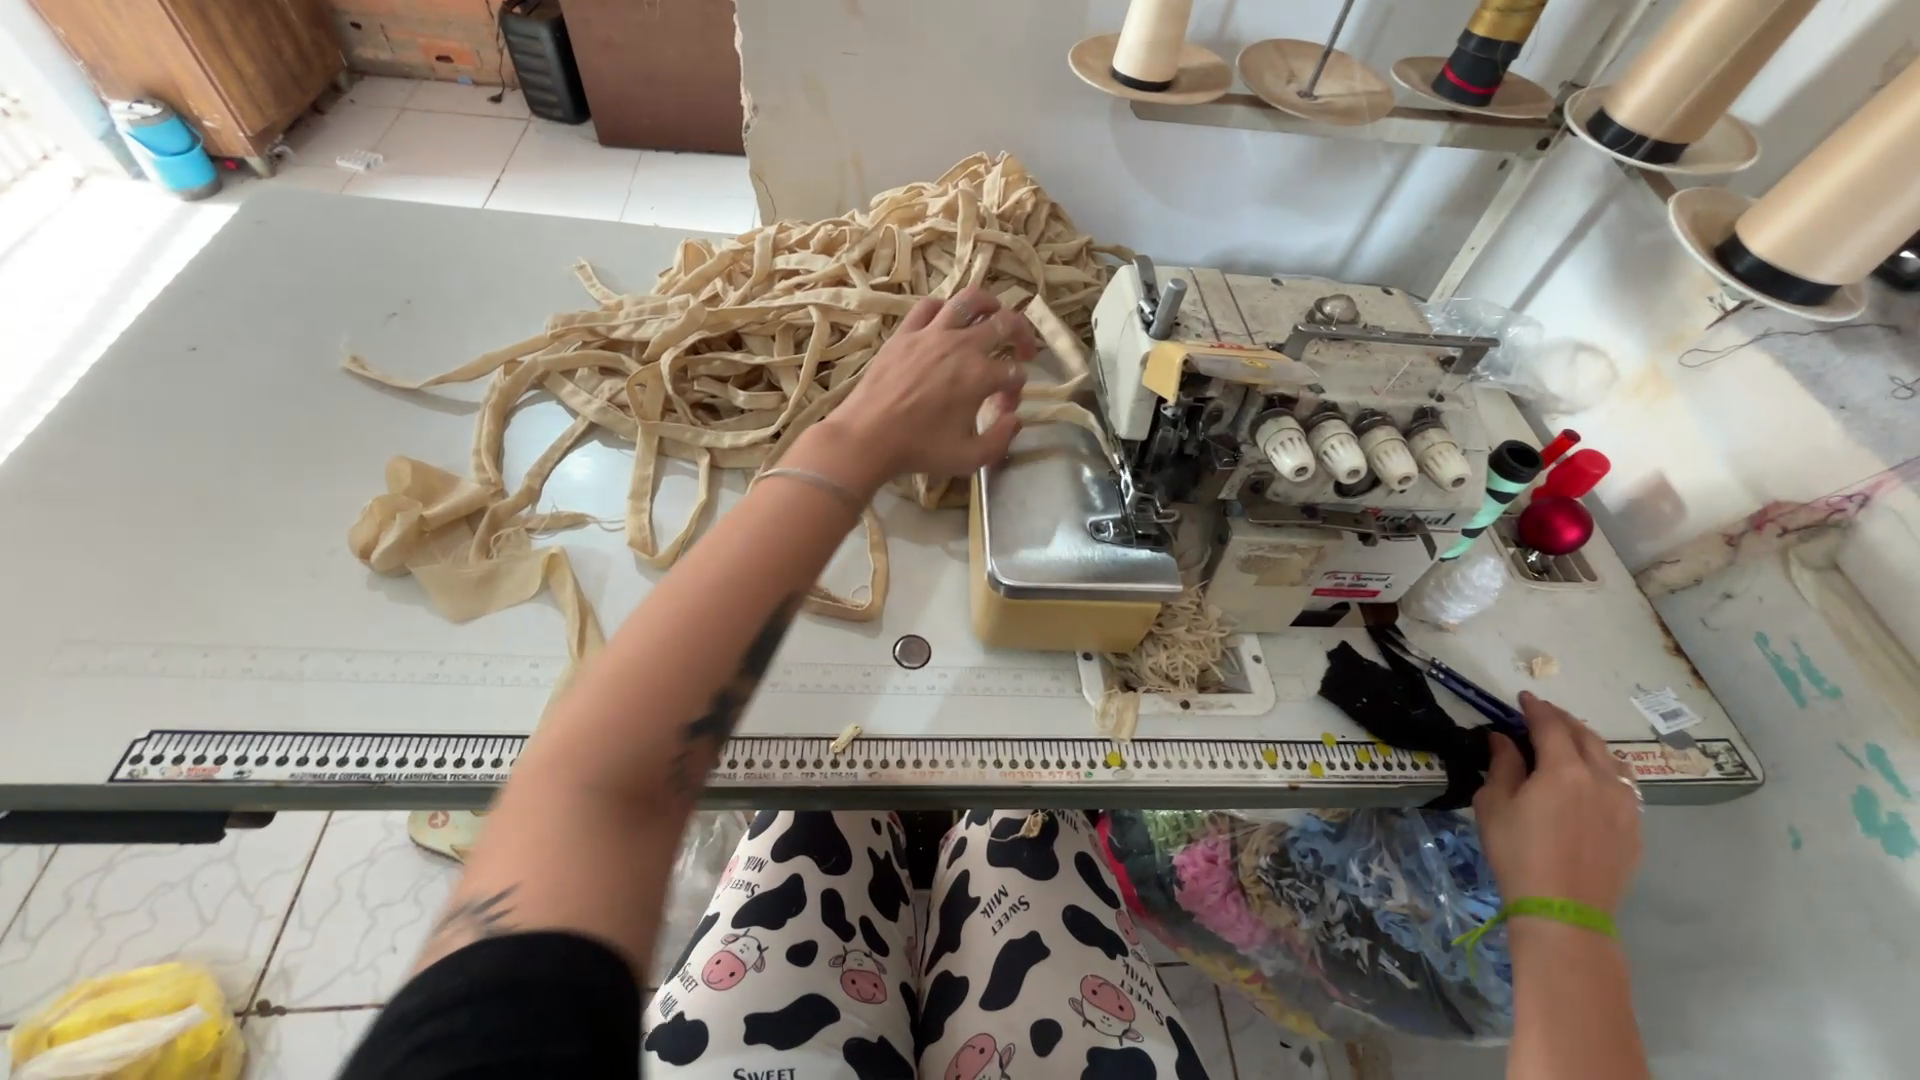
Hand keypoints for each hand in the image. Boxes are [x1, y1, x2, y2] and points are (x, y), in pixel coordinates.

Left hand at [805, 286, 1033, 492]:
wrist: (867, 437)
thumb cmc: (919, 450)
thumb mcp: (969, 459)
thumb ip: (1001, 440)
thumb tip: (1016, 418)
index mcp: (981, 376)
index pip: (1015, 372)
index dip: (1017, 389)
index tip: (1005, 406)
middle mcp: (962, 346)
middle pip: (1005, 323)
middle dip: (1022, 335)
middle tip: (1022, 349)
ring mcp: (931, 334)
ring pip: (970, 300)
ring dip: (990, 304)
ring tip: (994, 314)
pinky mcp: (905, 332)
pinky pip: (930, 306)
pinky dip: (945, 308)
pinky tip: (947, 320)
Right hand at [1475, 692, 1642, 914]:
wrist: (1564, 909)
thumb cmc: (1517, 852)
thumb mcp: (1494, 804)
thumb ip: (1502, 765)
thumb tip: (1503, 739)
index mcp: (1564, 770)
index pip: (1551, 726)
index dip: (1536, 708)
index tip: (1524, 698)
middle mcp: (1601, 779)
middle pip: (1586, 737)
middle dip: (1564, 720)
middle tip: (1544, 714)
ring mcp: (1625, 805)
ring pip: (1612, 760)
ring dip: (1589, 743)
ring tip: (1571, 741)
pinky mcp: (1635, 828)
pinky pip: (1624, 786)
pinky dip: (1606, 770)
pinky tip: (1593, 778)